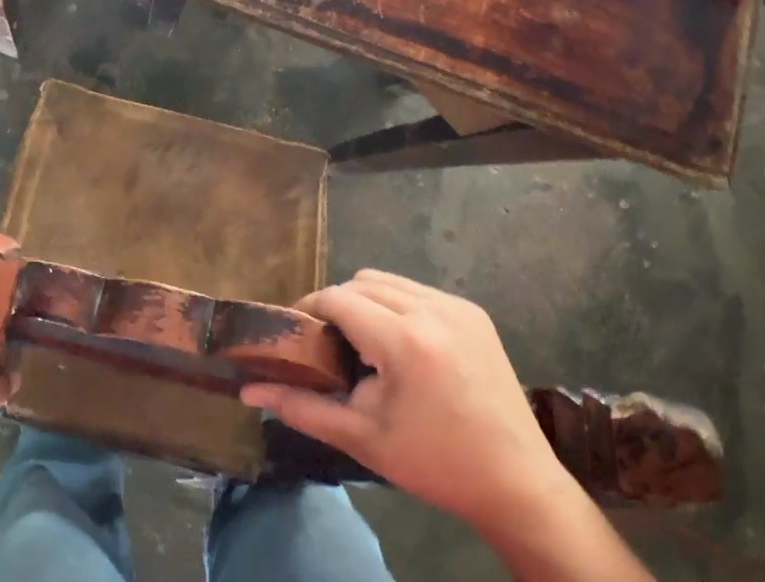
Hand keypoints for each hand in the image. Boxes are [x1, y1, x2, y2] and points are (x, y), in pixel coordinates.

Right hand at [239, 271, 570, 532]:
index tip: (295, 338)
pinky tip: (398, 347)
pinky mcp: (475, 315)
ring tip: (361, 347)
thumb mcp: (361, 438)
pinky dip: (396, 306)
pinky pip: (418, 291)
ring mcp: (458, 308)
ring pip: (390, 281)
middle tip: (326, 347)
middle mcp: (433, 309)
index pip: (338, 299)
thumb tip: (248, 391)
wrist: (516, 483)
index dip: (308, 311)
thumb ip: (301, 407)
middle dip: (336, 306)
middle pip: (362, 281)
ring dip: (366, 302)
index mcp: (405, 340)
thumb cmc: (434, 464)